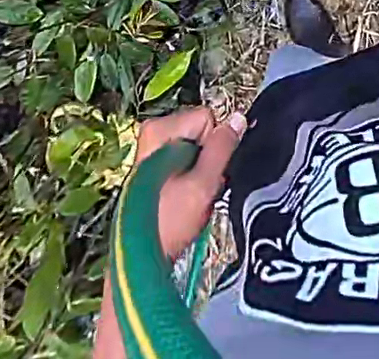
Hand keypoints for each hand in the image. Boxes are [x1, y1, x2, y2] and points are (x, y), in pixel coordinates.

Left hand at [131, 107, 245, 259]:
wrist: (140, 261)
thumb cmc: (168, 223)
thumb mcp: (202, 184)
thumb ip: (222, 148)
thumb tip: (238, 118)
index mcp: (159, 129)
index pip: (208, 118)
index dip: (215, 146)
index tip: (206, 174)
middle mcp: (152, 132)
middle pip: (202, 131)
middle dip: (207, 159)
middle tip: (199, 189)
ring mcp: (150, 148)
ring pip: (196, 148)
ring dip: (200, 171)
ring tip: (191, 197)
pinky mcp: (152, 165)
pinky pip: (184, 159)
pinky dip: (189, 177)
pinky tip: (183, 198)